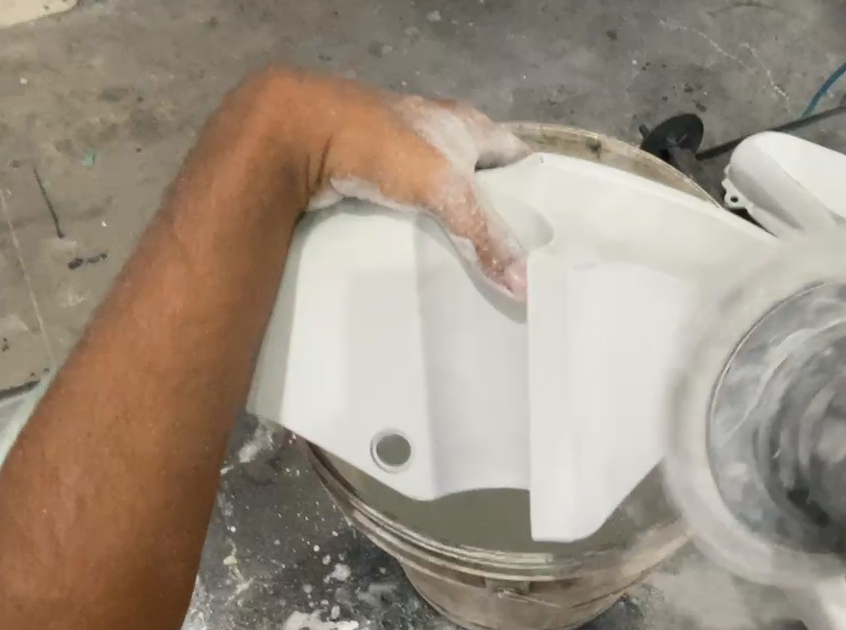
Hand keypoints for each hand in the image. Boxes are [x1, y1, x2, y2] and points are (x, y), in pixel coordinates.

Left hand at [227, 69, 531, 298]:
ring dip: (454, 224)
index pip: (516, 156)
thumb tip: (524, 287)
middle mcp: (439, 136)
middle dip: (494, 213)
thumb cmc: (384, 146)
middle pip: (480, 178)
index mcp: (466, 126)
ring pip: (443, 195)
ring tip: (473, 266)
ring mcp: (404, 155)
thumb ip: (485, 237)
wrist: (301, 134)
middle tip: (510, 258)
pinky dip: (421, 230)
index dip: (532, 188)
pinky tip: (426, 257)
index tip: (544, 230)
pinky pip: (411, 208)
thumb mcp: (446, 192)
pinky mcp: (375, 176)